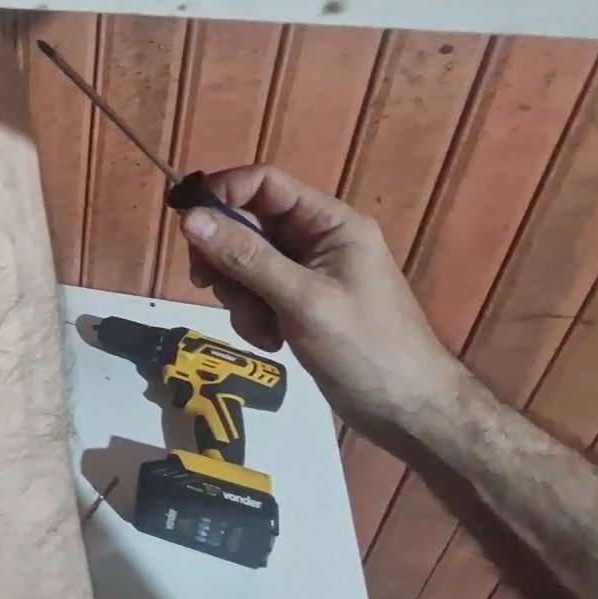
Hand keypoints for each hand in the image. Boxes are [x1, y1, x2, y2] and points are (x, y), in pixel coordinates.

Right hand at [178, 164, 469, 436]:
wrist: (410, 415)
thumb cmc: (366, 349)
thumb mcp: (301, 299)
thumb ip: (245, 257)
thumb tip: (189, 218)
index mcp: (330, 223)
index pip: (263, 183)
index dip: (222, 194)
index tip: (187, 223)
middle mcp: (315, 238)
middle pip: (245, 222)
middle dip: (225, 257)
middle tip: (209, 285)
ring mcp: (305, 271)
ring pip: (241, 260)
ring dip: (238, 294)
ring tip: (260, 327)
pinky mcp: (295, 301)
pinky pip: (251, 290)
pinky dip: (250, 314)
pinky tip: (270, 341)